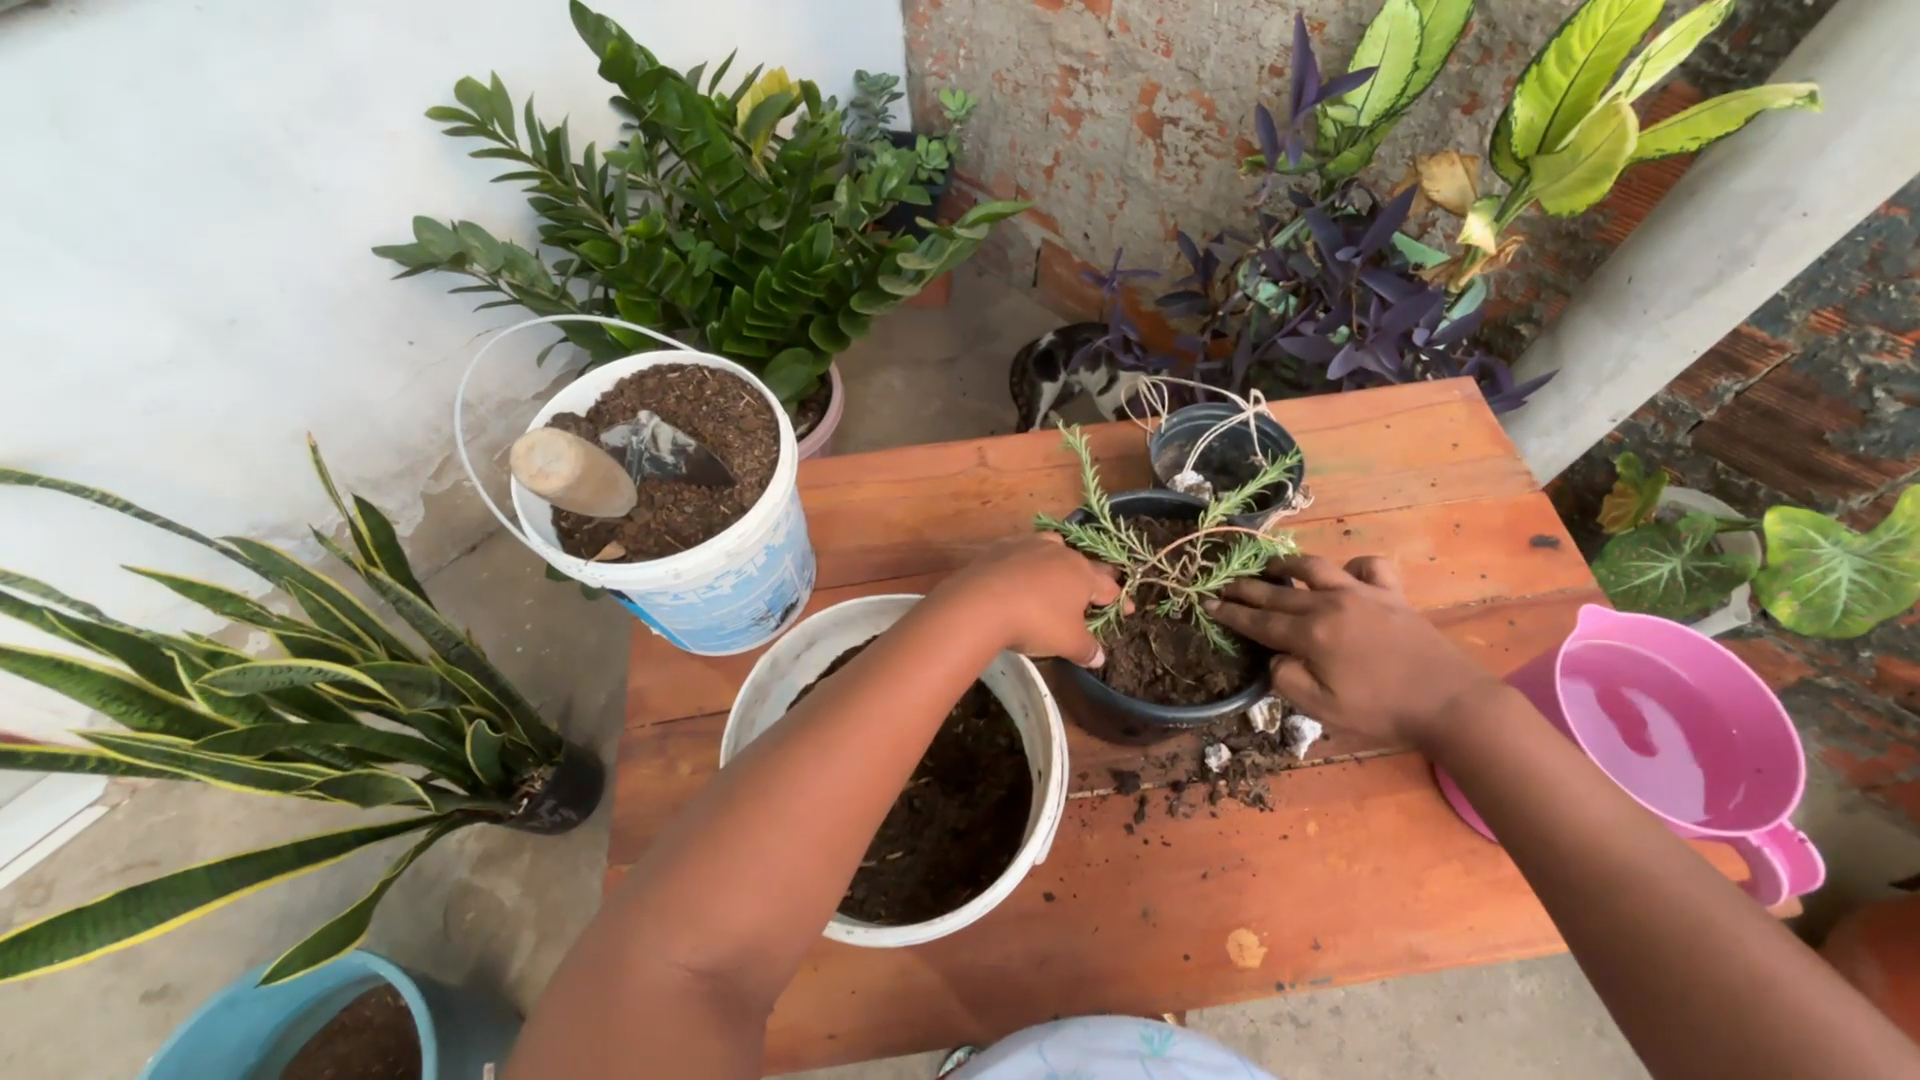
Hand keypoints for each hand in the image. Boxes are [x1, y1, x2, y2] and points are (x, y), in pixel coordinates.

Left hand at [934, 534, 1121, 666]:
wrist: (982, 603)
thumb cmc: (1036, 622)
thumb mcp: (1067, 642)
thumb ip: (1086, 649)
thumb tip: (1099, 658)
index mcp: (1083, 575)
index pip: (1108, 588)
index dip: (1118, 600)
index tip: (1126, 609)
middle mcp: (1060, 554)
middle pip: (1085, 563)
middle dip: (1095, 574)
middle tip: (1101, 582)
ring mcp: (1030, 546)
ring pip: (1054, 545)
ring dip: (1060, 556)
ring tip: (1059, 568)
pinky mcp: (1001, 547)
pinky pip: (1022, 549)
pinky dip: (1026, 558)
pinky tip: (1020, 569)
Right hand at [1203, 554, 1504, 747]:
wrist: (1450, 702)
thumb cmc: (1382, 711)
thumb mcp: (1322, 709)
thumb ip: (1287, 680)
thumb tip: (1276, 659)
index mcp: (1310, 635)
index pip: (1259, 621)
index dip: (1230, 613)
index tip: (1207, 603)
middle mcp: (1330, 605)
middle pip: (1278, 592)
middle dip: (1245, 588)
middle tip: (1223, 584)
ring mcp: (1363, 594)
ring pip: (1315, 567)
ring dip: (1287, 564)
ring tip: (1271, 567)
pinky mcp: (1393, 595)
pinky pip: (1367, 567)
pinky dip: (1352, 567)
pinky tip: (1345, 576)